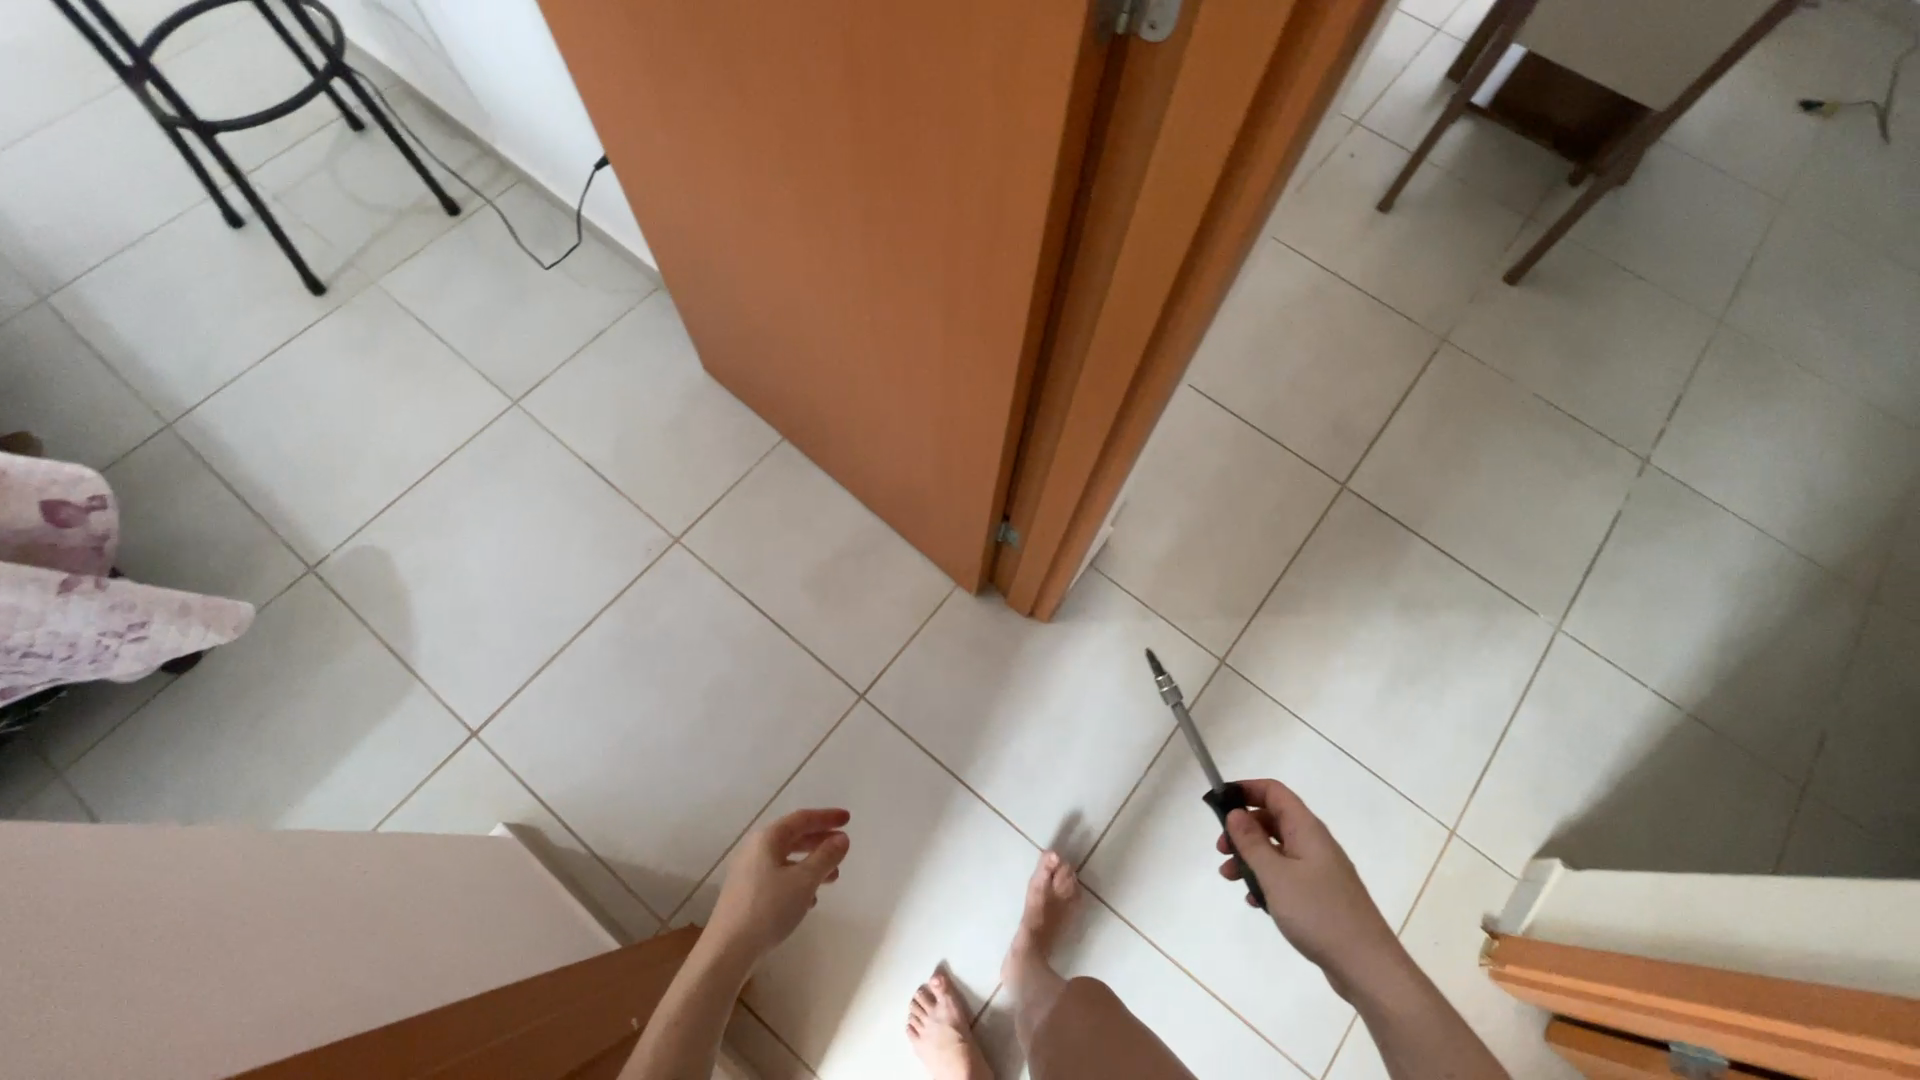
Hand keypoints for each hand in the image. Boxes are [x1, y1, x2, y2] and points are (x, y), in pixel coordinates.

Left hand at [707, 808, 850, 963]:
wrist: (728, 950)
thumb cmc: (769, 908)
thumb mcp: (804, 881)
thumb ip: (825, 857)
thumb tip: (841, 839)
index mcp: (767, 839)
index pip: (802, 819)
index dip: (826, 817)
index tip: (847, 819)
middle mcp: (755, 850)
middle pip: (793, 837)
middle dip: (820, 841)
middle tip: (842, 846)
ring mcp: (748, 872)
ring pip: (786, 859)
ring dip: (811, 864)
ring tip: (833, 877)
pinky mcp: (746, 894)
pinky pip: (778, 877)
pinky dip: (797, 881)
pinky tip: (809, 900)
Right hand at [1217, 779, 1400, 986]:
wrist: (1366, 966)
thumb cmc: (1318, 913)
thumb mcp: (1275, 875)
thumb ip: (1252, 842)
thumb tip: (1235, 812)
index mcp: (1307, 830)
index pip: (1274, 792)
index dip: (1246, 789)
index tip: (1219, 803)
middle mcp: (1314, 843)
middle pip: (1273, 820)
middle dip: (1242, 829)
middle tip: (1221, 849)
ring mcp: (1319, 870)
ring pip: (1277, 850)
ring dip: (1250, 858)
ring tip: (1229, 878)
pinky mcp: (1320, 895)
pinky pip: (1286, 875)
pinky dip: (1266, 881)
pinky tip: (1255, 902)